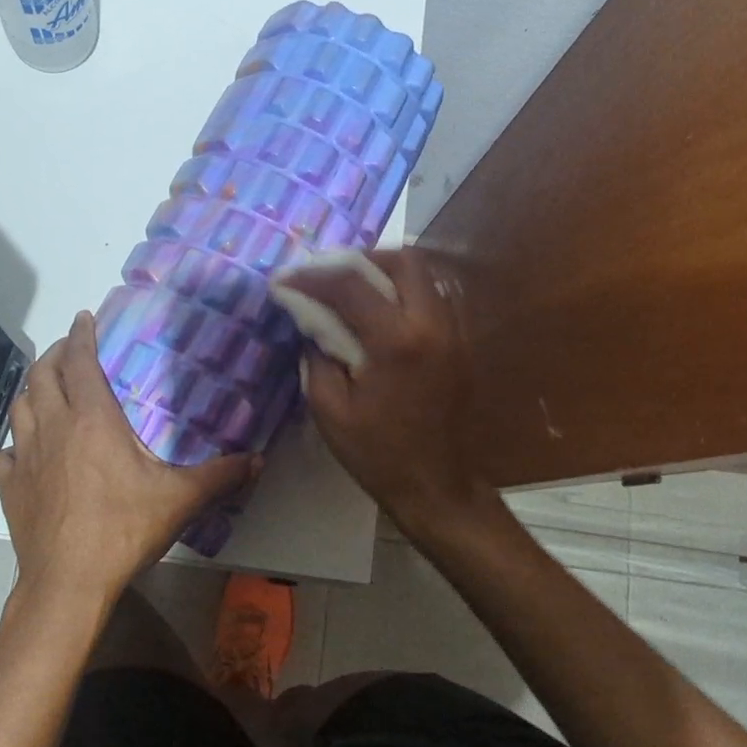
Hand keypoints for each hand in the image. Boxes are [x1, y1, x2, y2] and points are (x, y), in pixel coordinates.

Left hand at [0, 311, 259, 597]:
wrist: (68, 582)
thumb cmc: (124, 529)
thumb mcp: (180, 499)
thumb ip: (220, 475)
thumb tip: (259, 460)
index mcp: (92, 418)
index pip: (80, 361)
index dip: (81, 335)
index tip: (84, 318)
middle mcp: (54, 426)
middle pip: (42, 375)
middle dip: (53, 355)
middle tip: (68, 350)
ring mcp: (26, 456)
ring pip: (20, 407)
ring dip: (32, 390)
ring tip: (46, 389)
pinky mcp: (9, 486)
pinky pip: (4, 453)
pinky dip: (13, 443)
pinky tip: (22, 451)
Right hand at [274, 248, 484, 523]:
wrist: (438, 488)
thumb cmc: (379, 455)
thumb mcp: (330, 410)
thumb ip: (317, 356)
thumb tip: (311, 320)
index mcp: (396, 341)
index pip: (350, 284)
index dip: (312, 276)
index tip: (285, 279)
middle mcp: (432, 324)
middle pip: (402, 259)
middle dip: (360, 258)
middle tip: (329, 273)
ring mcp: (454, 331)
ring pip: (424, 275)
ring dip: (385, 271)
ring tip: (352, 288)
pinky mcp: (462, 343)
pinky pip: (434, 297)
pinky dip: (405, 292)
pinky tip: (380, 312)